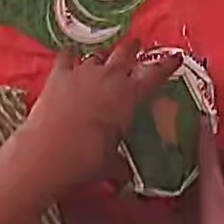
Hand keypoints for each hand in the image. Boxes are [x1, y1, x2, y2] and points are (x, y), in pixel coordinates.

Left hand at [23, 42, 176, 188]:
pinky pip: (67, 55)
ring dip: (103, 56)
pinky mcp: (60, 73)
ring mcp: (85, 71)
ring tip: (103, 58)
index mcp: (129, 95)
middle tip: (136, 44)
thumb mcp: (109, 164)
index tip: (175, 56)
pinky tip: (70, 54)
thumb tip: (126, 178)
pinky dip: (70, 55)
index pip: (155, 75)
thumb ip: (120, 165)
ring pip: (99, 54)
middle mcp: (110, 77)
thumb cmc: (86, 159)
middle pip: (126, 53)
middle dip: (133, 48)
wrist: (47, 153)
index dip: (166, 65)